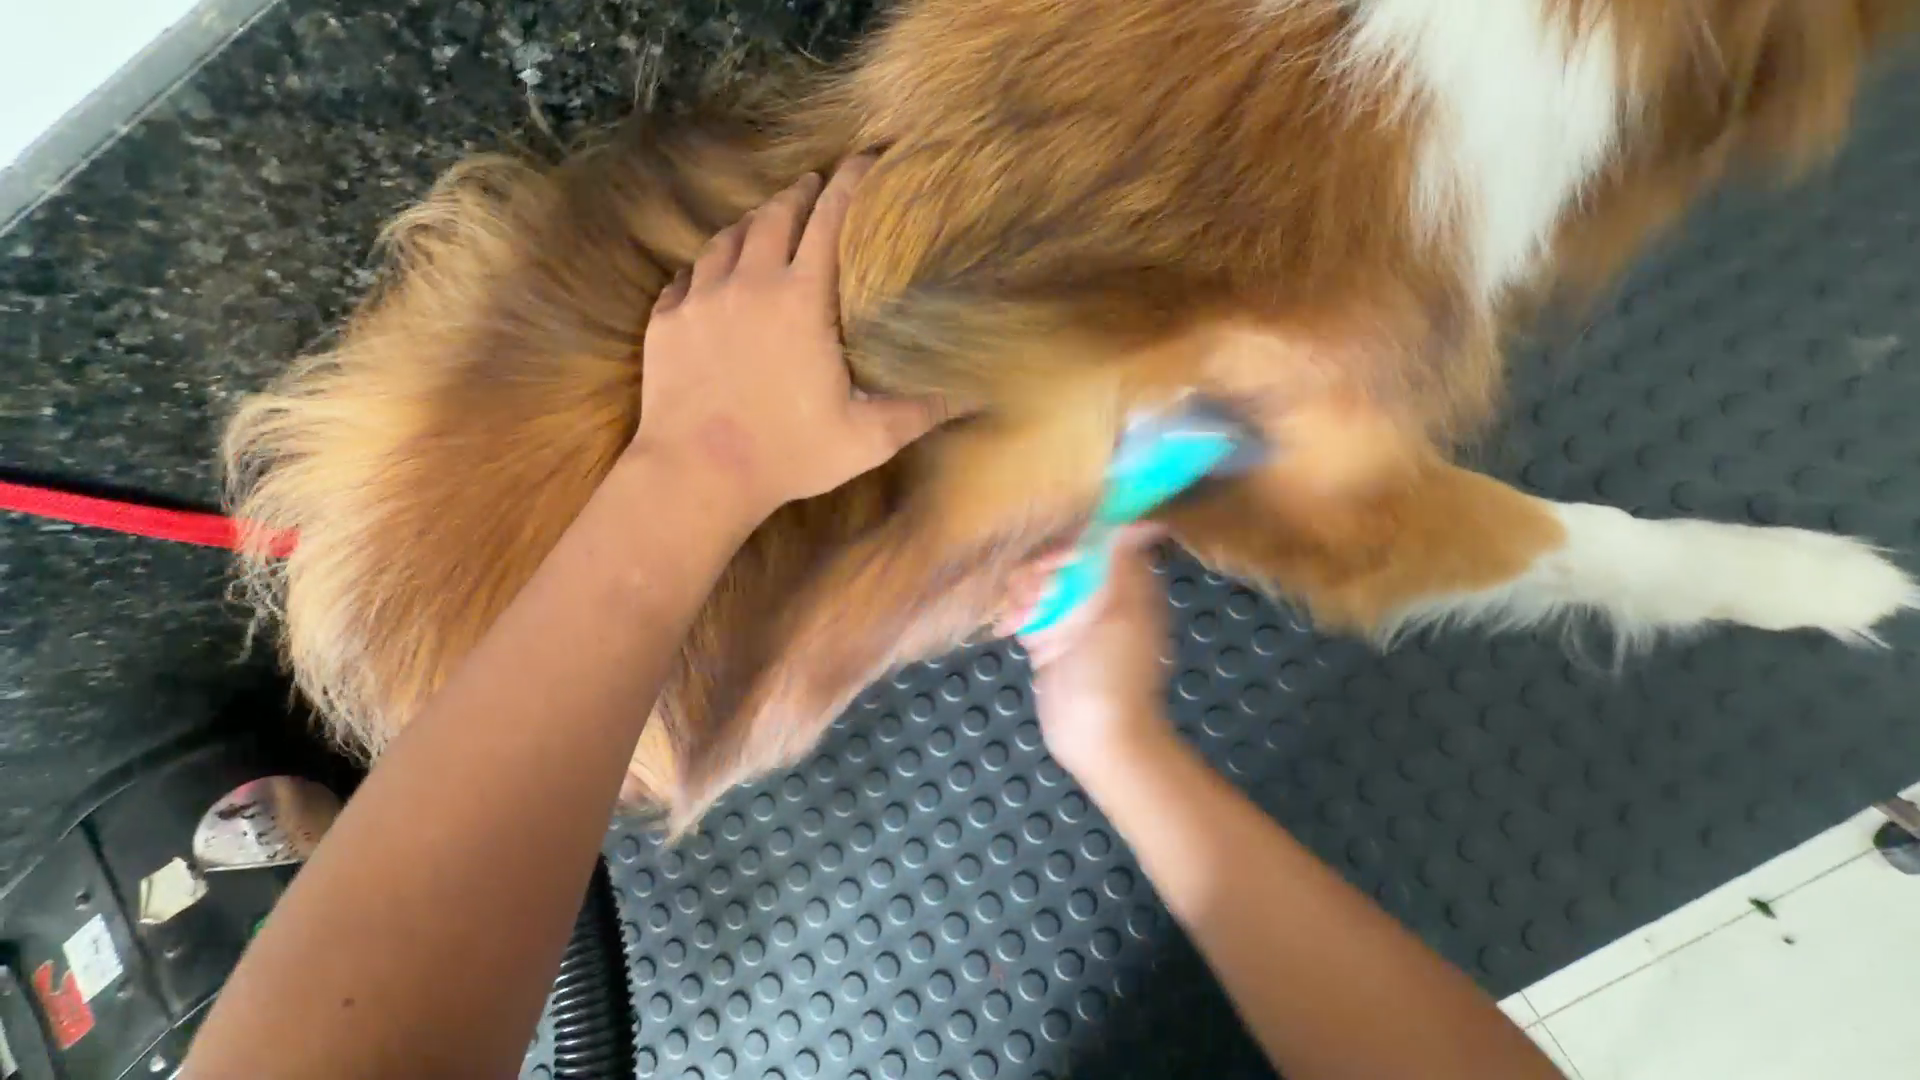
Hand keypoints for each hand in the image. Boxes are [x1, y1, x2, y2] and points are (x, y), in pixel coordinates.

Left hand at [632, 157, 947, 522]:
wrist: (695, 476)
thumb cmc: (789, 456)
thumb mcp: (868, 438)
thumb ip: (921, 410)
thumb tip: (975, 394)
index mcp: (803, 300)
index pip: (830, 220)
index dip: (851, 183)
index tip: (865, 158)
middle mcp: (749, 283)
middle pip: (775, 216)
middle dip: (799, 193)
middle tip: (814, 184)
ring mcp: (701, 300)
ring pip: (727, 239)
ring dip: (752, 224)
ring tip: (765, 221)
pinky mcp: (666, 323)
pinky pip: (686, 276)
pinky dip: (705, 266)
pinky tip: (710, 274)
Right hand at [995, 527, 1176, 780]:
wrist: (1094, 735)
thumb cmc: (1112, 674)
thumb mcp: (1122, 613)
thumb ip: (1122, 564)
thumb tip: (1145, 519)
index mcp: (1126, 584)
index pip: (1097, 540)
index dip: (1072, 542)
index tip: (1055, 560)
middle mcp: (1098, 594)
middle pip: (1060, 557)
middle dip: (1040, 570)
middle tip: (1035, 594)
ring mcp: (1070, 616)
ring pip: (1037, 581)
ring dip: (1023, 593)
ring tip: (1021, 616)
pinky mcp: (1046, 637)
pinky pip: (1024, 610)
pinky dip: (1014, 616)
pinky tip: (1010, 629)